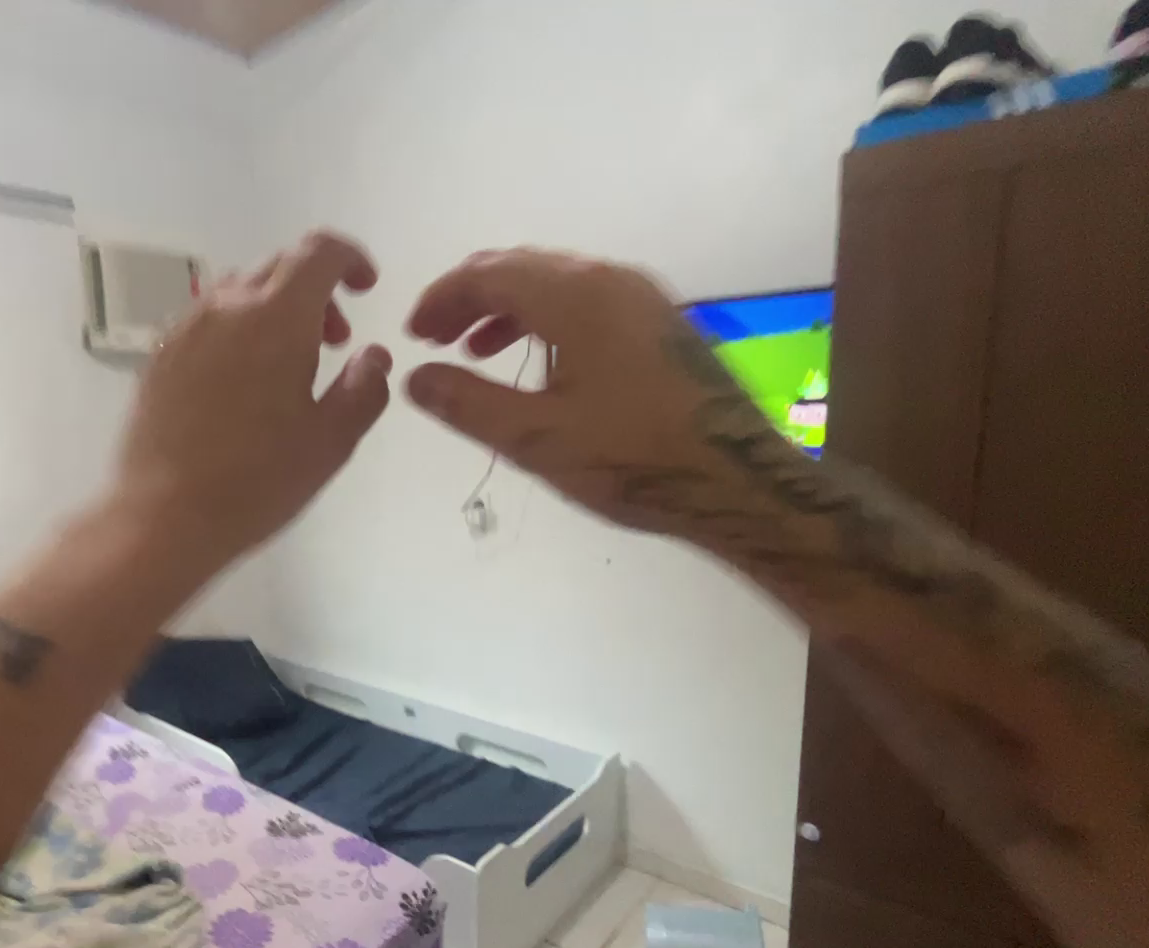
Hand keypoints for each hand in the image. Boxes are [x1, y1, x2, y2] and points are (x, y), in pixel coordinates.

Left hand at [115, 230, 392, 558]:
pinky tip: (241, 385)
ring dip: (276, 310)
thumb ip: (364, 388)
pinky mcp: (159, 358)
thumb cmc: (258, 481)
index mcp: (276, 318)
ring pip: (240, 292)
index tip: (366, 288)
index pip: (318, 251)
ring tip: (288, 366)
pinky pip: (208, 322)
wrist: (163, 516)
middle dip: (317, 292)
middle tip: (335, 342)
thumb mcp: (331, 442)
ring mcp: (184, 330)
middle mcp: (226, 307)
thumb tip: (373, 355)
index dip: (349, 257)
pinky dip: (238, 331)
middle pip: (279, 267)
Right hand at [404, 247, 777, 537]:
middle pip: (520, 268)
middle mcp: (609, 278)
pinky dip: (543, 319)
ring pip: (553, 282)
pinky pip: (583, 300)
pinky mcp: (656, 321)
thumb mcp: (536, 438)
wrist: (735, 479)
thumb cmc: (630, 458)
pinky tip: (533, 359)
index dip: (442, 298)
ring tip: (472, 350)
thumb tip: (415, 378)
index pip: (490, 274)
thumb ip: (467, 403)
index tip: (413, 333)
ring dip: (504, 309)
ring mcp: (639, 296)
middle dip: (469, 299)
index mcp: (576, 297)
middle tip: (434, 339)